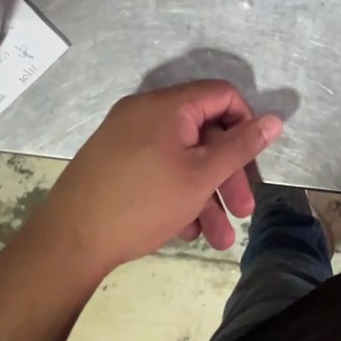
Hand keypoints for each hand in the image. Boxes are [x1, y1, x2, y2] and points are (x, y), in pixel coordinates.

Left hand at [23, 81, 283, 280]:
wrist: (65, 246)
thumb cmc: (142, 203)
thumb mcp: (201, 175)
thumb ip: (241, 146)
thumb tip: (274, 120)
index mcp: (166, 106)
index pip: (221, 95)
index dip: (245, 123)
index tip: (253, 159)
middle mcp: (144, 114)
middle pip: (204, 133)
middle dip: (228, 175)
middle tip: (244, 210)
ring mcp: (125, 140)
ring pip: (182, 159)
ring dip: (206, 195)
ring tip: (219, 238)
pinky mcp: (113, 165)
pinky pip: (158, 170)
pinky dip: (177, 195)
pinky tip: (187, 232)